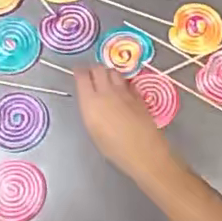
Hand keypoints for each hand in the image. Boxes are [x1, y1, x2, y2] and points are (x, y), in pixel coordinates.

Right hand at [75, 65, 174, 180]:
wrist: (143, 151)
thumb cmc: (114, 148)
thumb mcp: (94, 131)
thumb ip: (91, 110)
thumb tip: (91, 100)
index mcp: (91, 101)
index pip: (82, 76)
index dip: (79, 72)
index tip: (78, 72)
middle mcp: (107, 92)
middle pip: (99, 69)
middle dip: (94, 69)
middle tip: (92, 75)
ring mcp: (124, 92)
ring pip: (114, 72)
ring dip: (108, 73)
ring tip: (107, 79)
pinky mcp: (138, 95)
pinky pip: (127, 82)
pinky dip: (122, 82)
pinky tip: (123, 90)